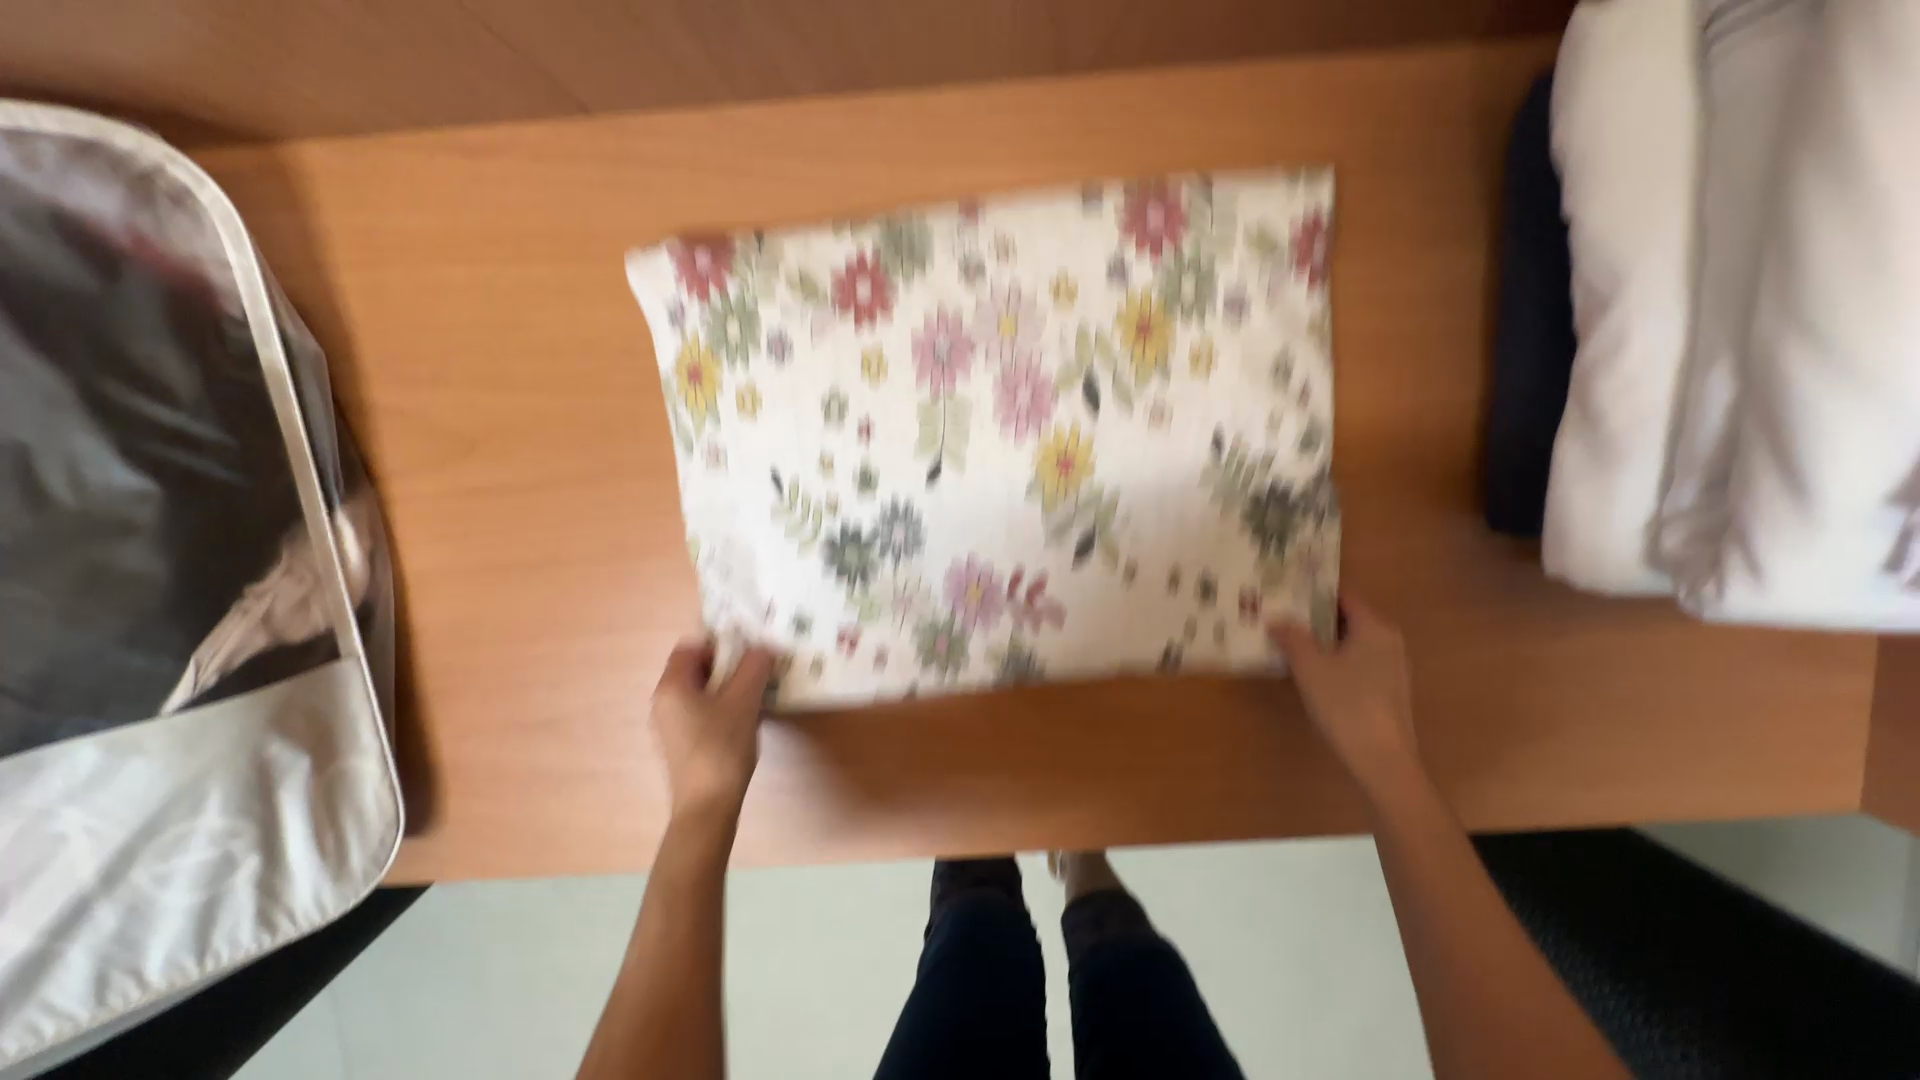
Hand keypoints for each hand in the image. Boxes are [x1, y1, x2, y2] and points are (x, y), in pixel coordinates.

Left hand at [650, 641, 777, 820]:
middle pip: (696, 669)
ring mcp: (671, 726)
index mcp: (671, 686)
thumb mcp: (744, 701)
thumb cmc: (721, 747)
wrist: (707, 807)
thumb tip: (763, 648)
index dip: (720, 643)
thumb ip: (754, 668)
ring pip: (701, 692)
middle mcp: (664, 702)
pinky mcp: (682, 745)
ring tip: (758, 694)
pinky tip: (745, 722)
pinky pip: (702, 713)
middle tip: (758, 670)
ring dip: (729, 688)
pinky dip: (723, 709)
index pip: (691, 647)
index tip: (749, 651)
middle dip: (729, 665)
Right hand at [1268, 596, 1417, 783]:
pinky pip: (1358, 661)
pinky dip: (1335, 658)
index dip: (1315, 591)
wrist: (1382, 760)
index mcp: (1374, 628)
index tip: (1287, 589)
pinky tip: (1312, 670)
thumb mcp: (1310, 668)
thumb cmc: (1345, 705)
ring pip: (1353, 641)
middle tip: (1280, 613)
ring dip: (1323, 639)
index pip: (1344, 595)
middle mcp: (1389, 641)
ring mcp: (1391, 667)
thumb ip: (1292, 638)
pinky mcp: (1388, 690)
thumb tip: (1276, 618)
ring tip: (1289, 639)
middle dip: (1315, 615)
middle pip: (1348, 617)